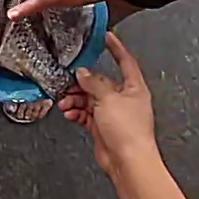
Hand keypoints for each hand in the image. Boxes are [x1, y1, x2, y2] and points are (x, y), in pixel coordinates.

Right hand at [59, 33, 170, 198]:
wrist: (128, 161)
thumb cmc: (128, 131)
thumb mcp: (108, 98)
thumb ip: (93, 83)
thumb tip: (83, 73)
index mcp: (134, 87)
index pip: (124, 60)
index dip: (115, 47)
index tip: (106, 36)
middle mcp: (124, 98)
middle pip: (100, 82)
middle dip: (83, 82)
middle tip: (68, 81)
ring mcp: (113, 113)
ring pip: (90, 99)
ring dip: (75, 99)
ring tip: (65, 102)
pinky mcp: (103, 127)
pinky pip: (86, 114)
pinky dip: (76, 112)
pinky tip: (69, 113)